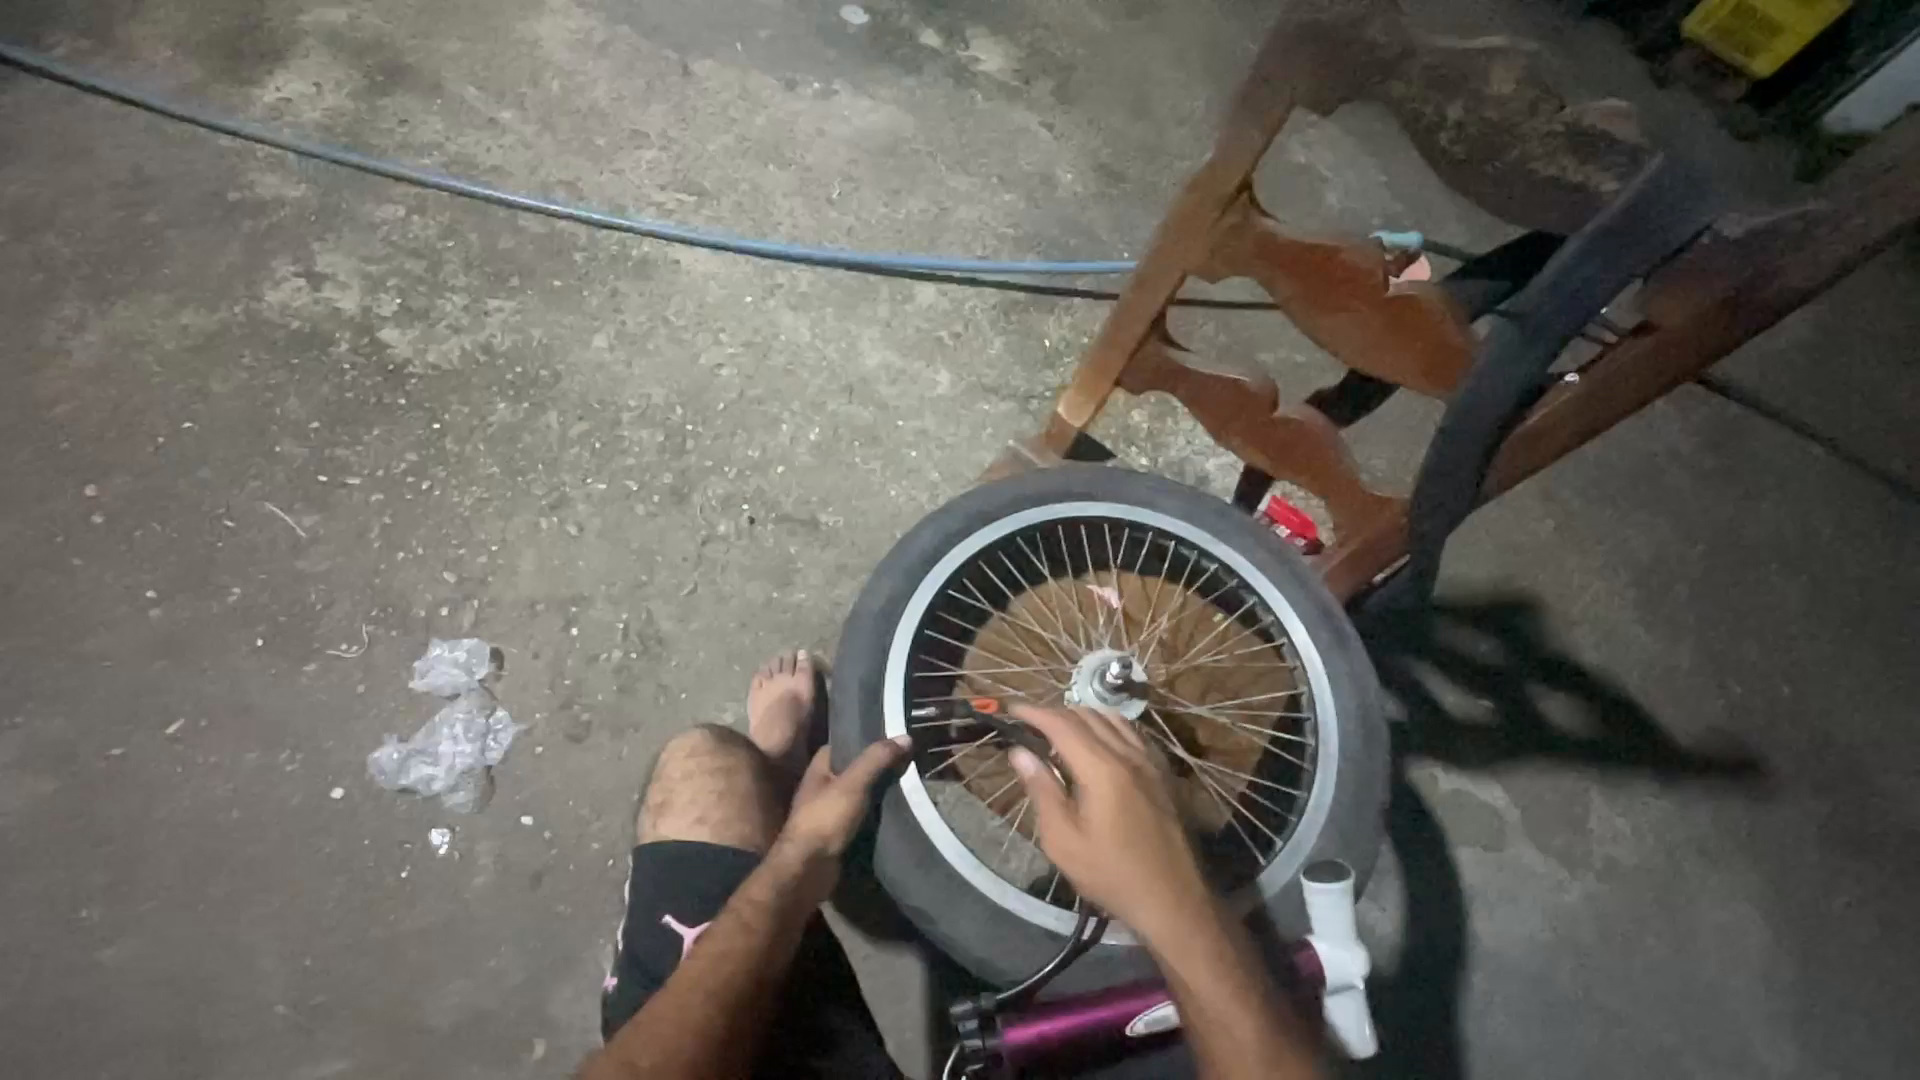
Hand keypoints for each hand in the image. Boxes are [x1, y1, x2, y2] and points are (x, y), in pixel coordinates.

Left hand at [777, 735, 911, 864]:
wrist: (807, 871)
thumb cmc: (825, 820)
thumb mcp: (853, 784)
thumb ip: (877, 759)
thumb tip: (906, 736)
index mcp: (818, 769)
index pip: (841, 745)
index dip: (863, 739)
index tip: (890, 736)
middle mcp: (821, 788)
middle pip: (853, 770)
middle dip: (876, 766)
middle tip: (906, 760)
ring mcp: (829, 813)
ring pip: (859, 795)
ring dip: (878, 791)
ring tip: (908, 783)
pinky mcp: (838, 835)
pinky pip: (862, 817)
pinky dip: (877, 814)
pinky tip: (896, 811)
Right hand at [1007, 705, 1211, 939]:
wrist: (1173, 901)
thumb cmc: (1112, 875)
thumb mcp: (1063, 841)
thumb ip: (1042, 791)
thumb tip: (1019, 753)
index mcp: (1101, 769)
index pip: (1061, 724)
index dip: (1033, 712)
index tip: (1010, 710)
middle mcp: (1128, 754)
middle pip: (1086, 715)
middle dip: (1053, 713)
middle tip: (1029, 726)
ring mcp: (1150, 761)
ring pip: (1111, 719)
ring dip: (1081, 716)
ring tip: (1058, 733)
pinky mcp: (1162, 772)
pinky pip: (1131, 733)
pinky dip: (1107, 726)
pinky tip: (1097, 744)